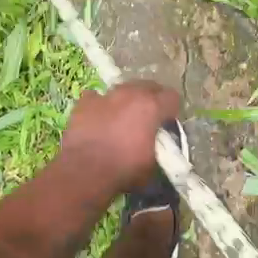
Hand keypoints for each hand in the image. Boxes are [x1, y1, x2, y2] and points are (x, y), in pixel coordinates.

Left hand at [58, 81, 181, 192]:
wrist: (85, 171)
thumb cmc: (124, 169)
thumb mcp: (153, 163)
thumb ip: (158, 145)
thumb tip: (155, 142)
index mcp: (151, 107)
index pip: (172, 97)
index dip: (172, 110)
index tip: (167, 122)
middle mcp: (130, 94)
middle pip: (148, 86)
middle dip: (151, 99)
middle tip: (148, 118)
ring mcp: (106, 95)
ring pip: (123, 89)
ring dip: (126, 100)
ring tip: (122, 118)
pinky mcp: (85, 102)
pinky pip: (97, 97)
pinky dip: (100, 106)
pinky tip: (98, 119)